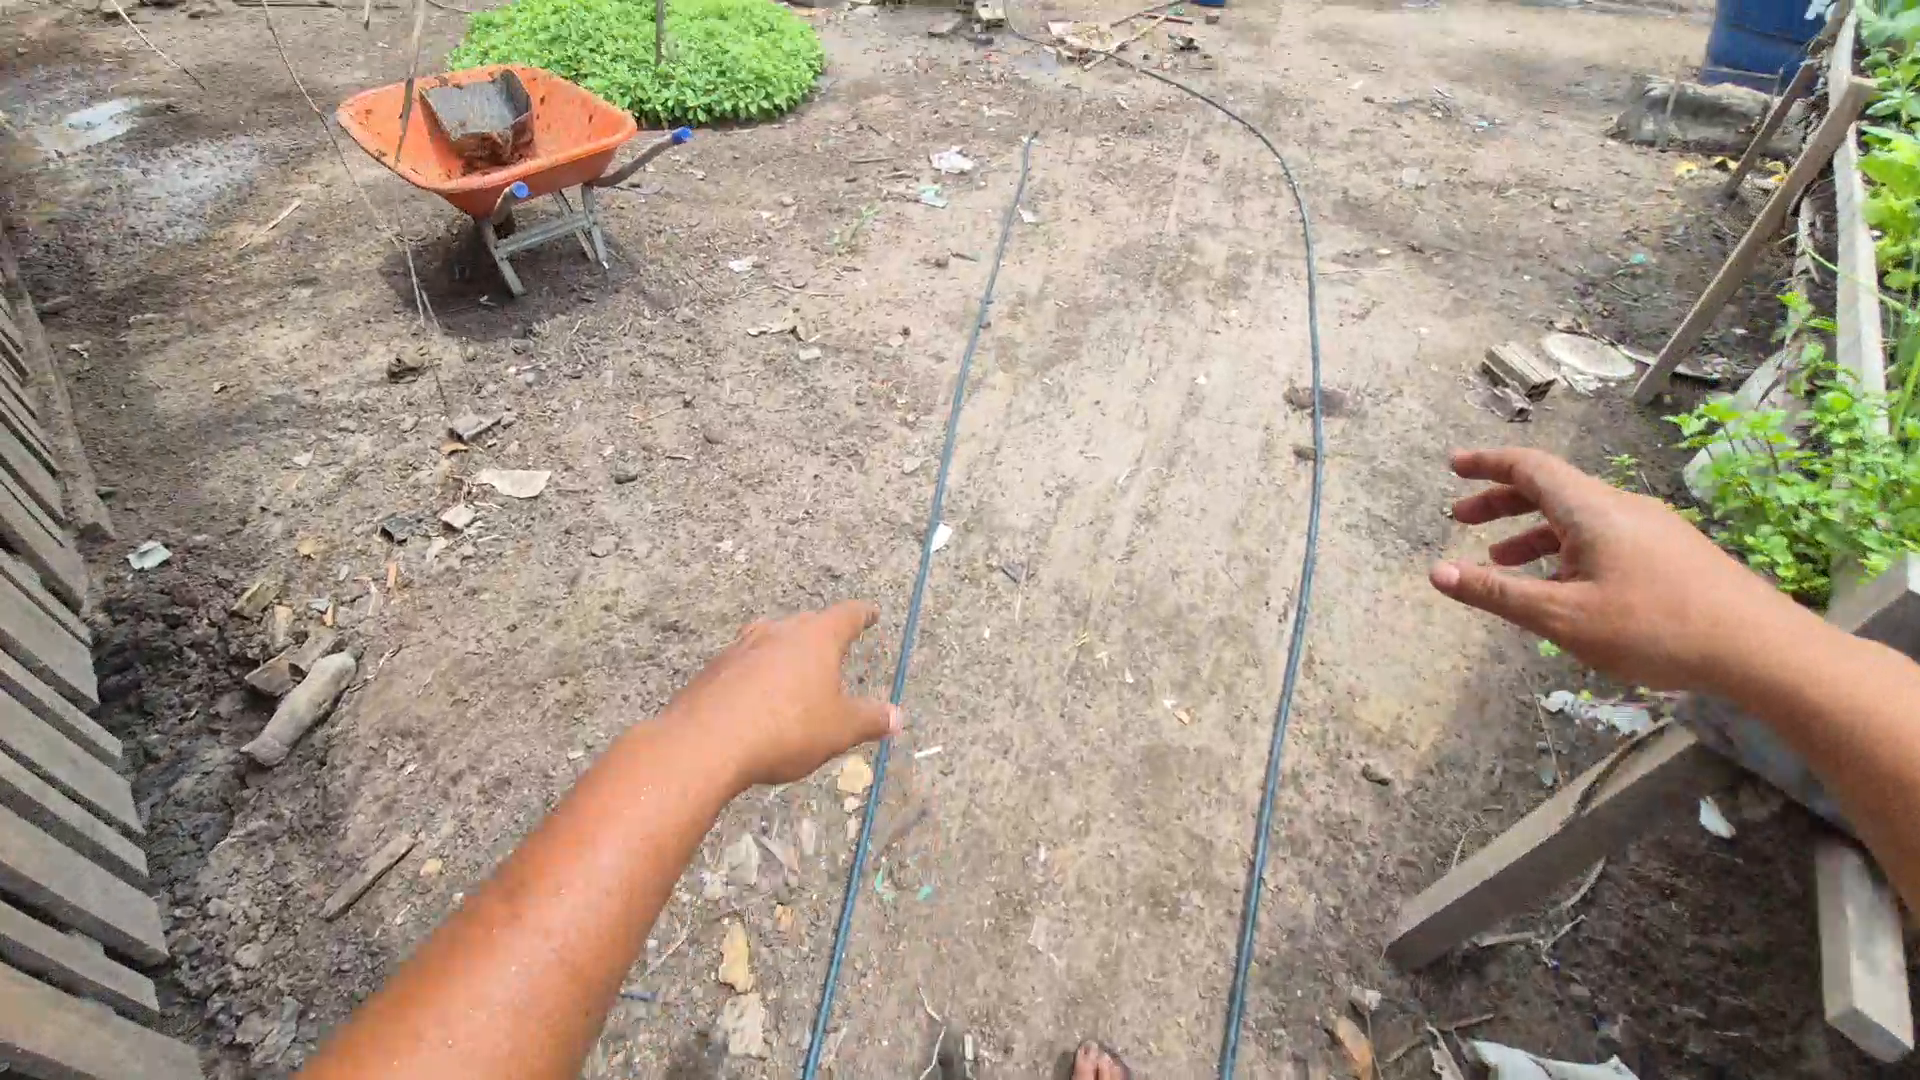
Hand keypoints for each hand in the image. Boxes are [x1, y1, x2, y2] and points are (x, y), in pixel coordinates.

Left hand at [666, 600, 900, 788]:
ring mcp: (742, 647)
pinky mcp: (714, 670)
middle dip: (823, 633)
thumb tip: (898, 716)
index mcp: (816, 637)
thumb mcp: (840, 729)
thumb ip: (870, 719)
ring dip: (786, 653)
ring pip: (771, 640)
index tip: (871, 612)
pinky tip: (757, 699)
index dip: (863, 614)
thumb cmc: (786, 728)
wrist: (705, 743)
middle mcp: (779, 632)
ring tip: (795, 672)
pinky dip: (757, 675)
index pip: (847, 615)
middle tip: (834, 644)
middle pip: (807, 624)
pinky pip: (745, 665)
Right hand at [1428, 447, 1816, 692]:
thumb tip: (1435, 573)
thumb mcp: (1560, 615)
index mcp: (1592, 511)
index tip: (1453, 464)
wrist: (1767, 653)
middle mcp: (1621, 509)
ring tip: (1498, 561)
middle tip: (1460, 519)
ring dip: (1528, 531)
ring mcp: (1650, 530)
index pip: (1530, 468)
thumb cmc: (1654, 628)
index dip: (1487, 463)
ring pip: (1574, 517)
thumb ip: (1494, 592)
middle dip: (1499, 501)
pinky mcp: (1668, 553)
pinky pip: (1599, 536)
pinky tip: (1555, 584)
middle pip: (1549, 489)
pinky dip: (1561, 547)